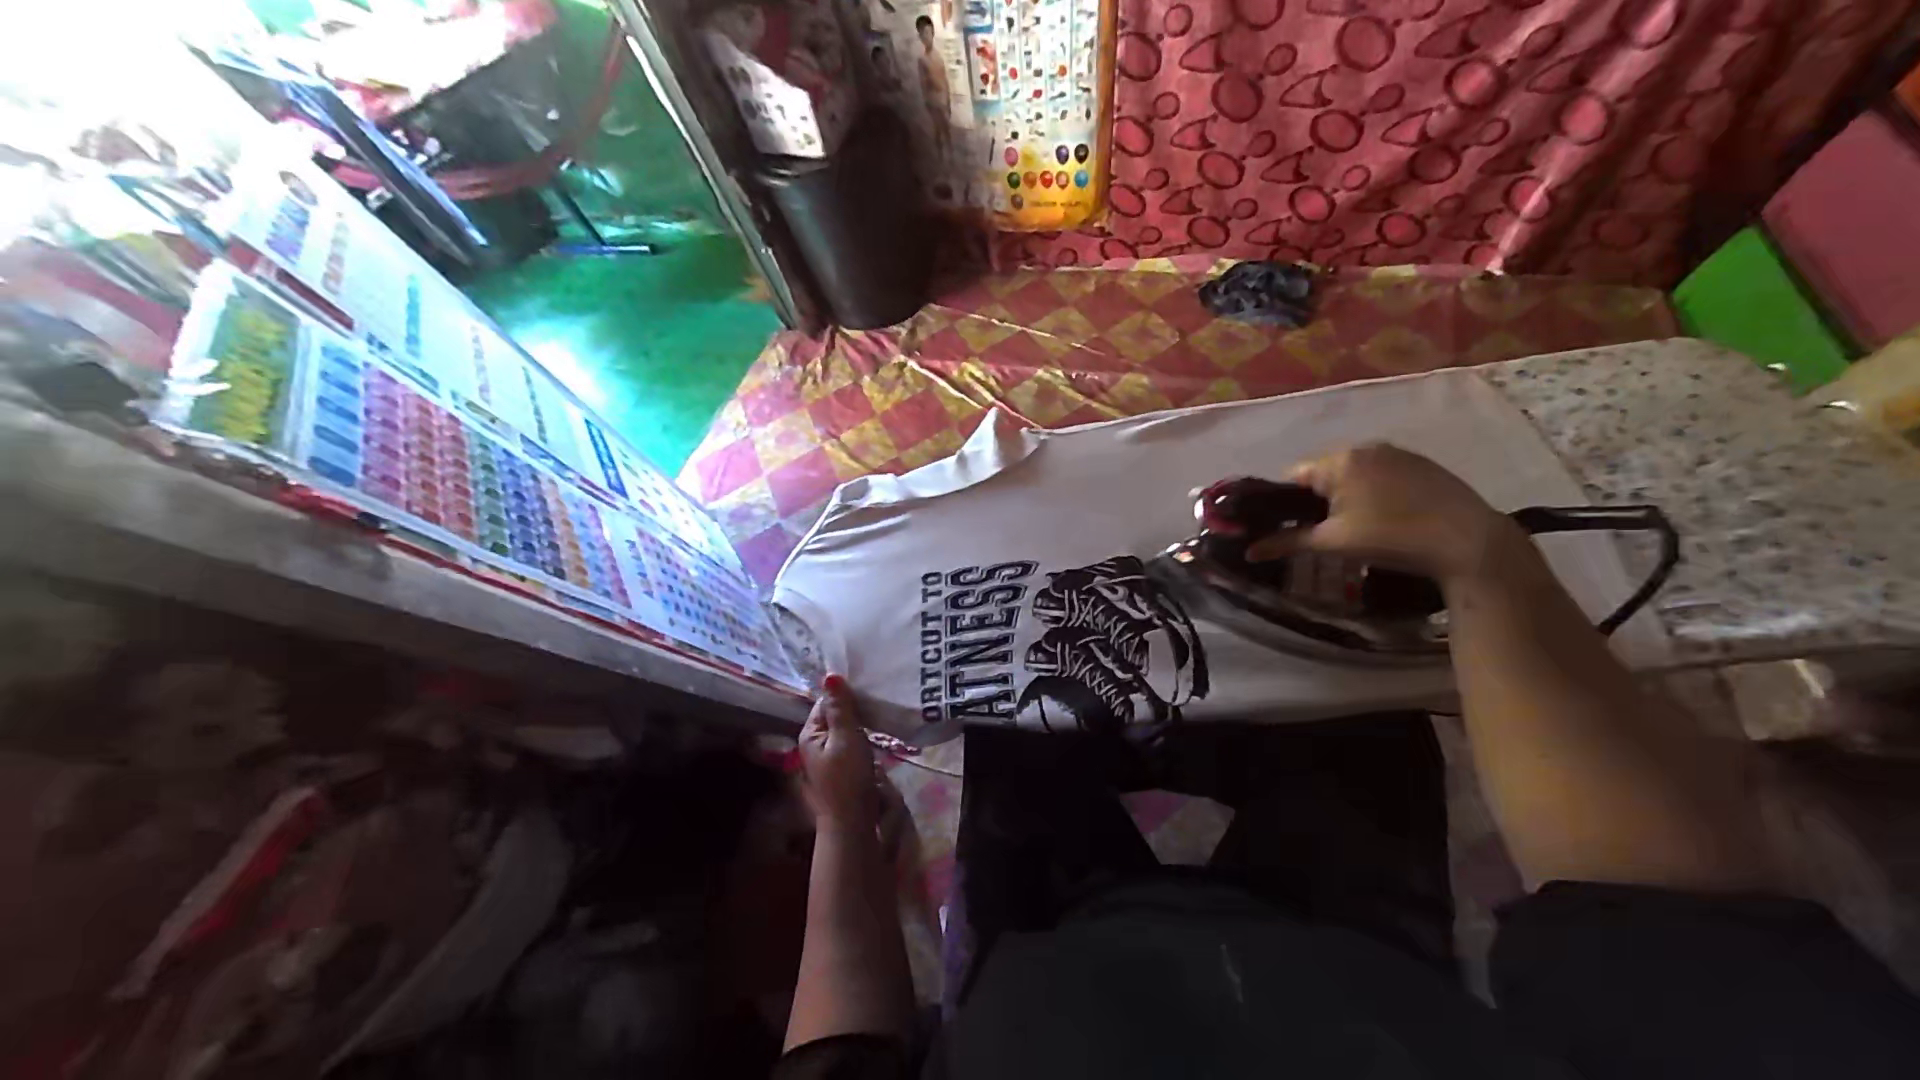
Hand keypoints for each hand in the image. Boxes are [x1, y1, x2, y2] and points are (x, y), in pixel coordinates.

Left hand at [799, 674, 877, 830]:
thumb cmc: (847, 779)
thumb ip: (841, 708)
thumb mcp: (846, 739)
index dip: (844, 692)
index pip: (826, 702)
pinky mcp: (846, 766)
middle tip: (879, 692)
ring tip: (882, 705)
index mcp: (811, 733)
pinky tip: (881, 729)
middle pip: (837, 714)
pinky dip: (866, 734)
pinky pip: (855, 741)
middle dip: (855, 705)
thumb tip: (830, 675)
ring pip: (848, 727)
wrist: (853, 822)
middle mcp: (817, 742)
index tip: (867, 681)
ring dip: (862, 719)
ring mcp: (831, 755)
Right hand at [1246, 443, 1528, 585]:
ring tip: (1356, 529)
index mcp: (1339, 461)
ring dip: (1346, 497)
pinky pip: (1381, 474)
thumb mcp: (1333, 543)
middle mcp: (1365, 447)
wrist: (1469, 542)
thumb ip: (1288, 542)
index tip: (1288, 527)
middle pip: (1323, 473)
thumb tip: (1249, 551)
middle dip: (1317, 500)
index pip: (1293, 476)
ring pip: (1353, 474)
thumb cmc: (1391, 538)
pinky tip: (1386, 518)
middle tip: (1323, 533)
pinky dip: (1373, 493)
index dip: (1284, 502)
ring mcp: (1398, 453)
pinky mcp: (1423, 464)